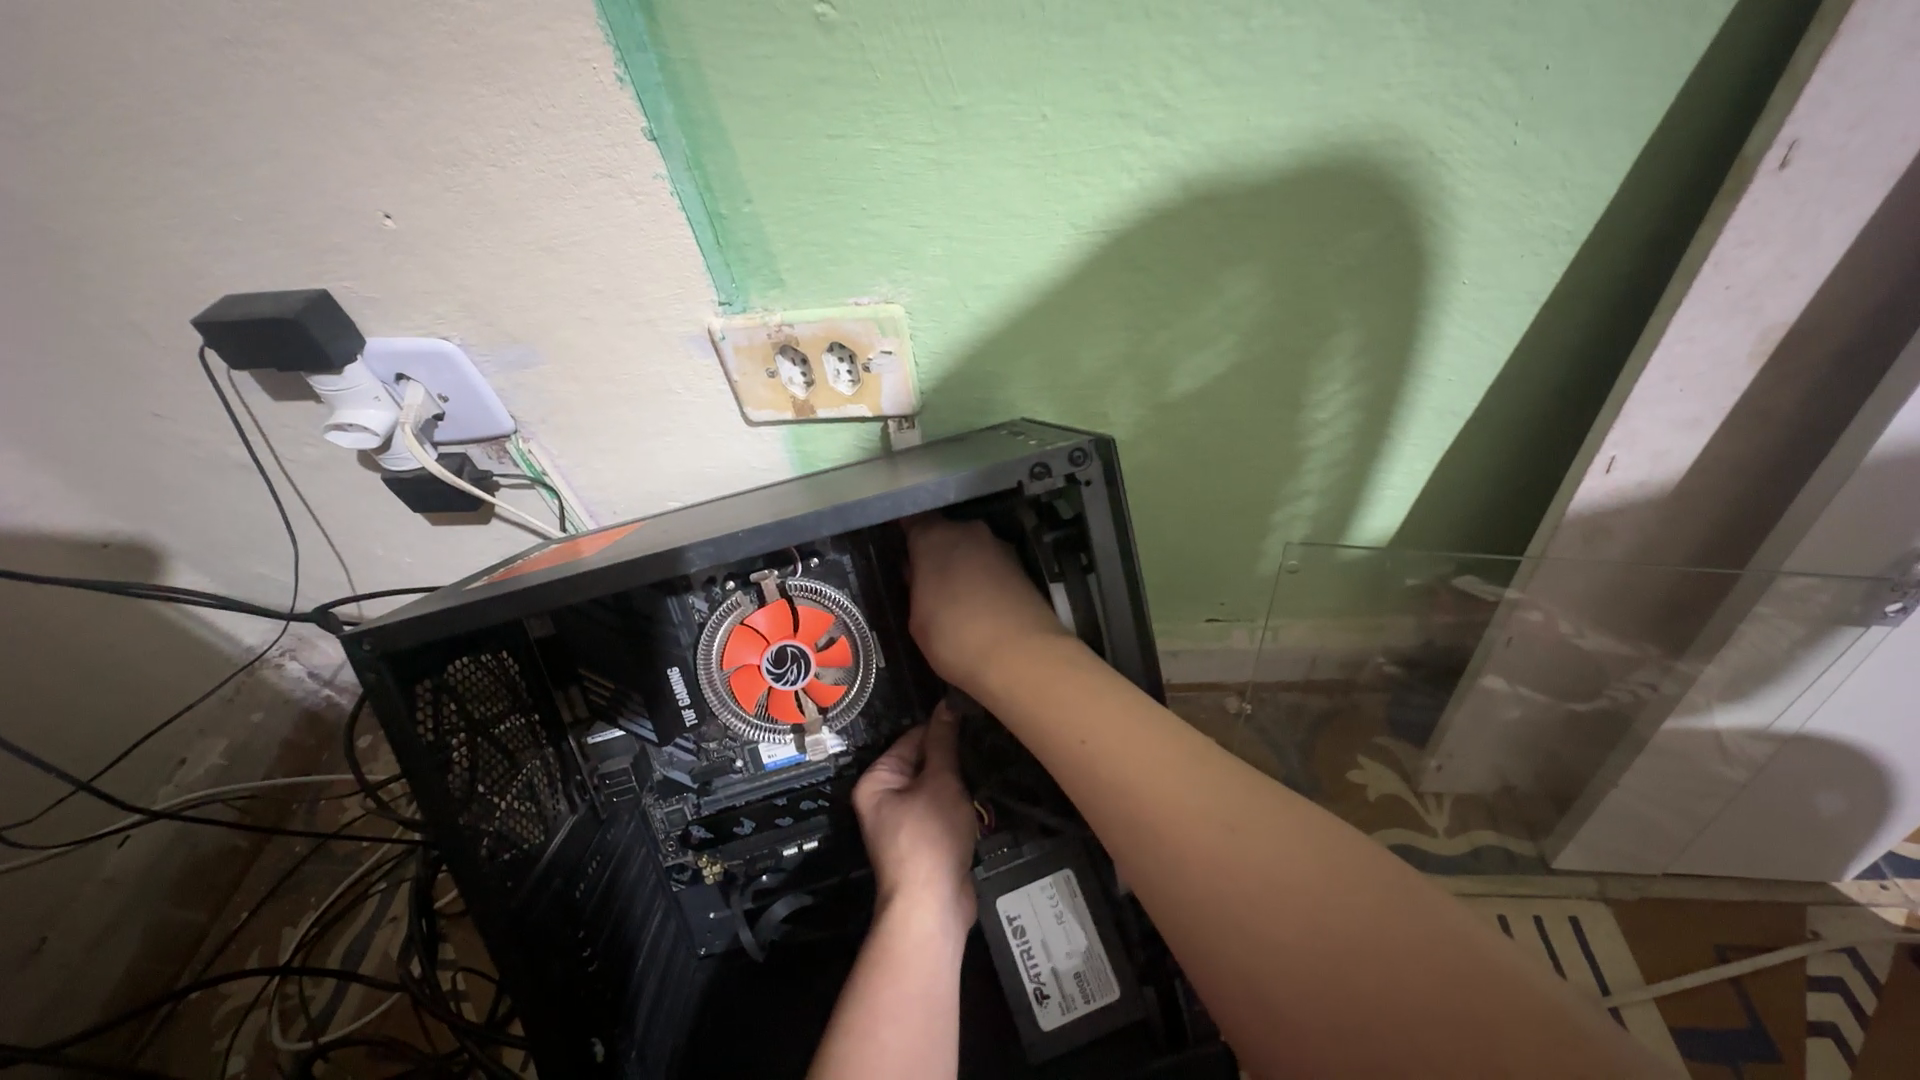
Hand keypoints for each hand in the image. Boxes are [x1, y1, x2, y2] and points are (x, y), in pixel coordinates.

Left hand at [851, 703, 977, 936]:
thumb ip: (944, 743)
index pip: (912, 738)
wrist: (932, 906)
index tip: (975, 716)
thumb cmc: (931, 836)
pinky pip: (941, 809)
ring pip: (935, 787)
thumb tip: (947, 705)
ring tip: (989, 763)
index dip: (942, 728)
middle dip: (952, 757)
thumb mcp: (940, 782)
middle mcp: (883, 798)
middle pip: (922, 762)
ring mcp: (903, 822)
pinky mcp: (923, 840)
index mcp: (877, 780)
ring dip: (958, 781)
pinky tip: (982, 796)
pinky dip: (959, 803)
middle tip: (987, 739)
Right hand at [905, 518, 1070, 693]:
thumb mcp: (917, 619)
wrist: (1022, 657)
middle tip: (926, 583)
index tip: (900, 554)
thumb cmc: (954, 637)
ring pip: (971, 549)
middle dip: (936, 554)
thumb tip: (920, 576)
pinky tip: (982, 607)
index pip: (913, 521)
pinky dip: (985, 579)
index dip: (906, 537)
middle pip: (945, 534)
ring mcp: (1000, 546)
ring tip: (956, 600)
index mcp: (934, 537)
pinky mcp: (1022, 567)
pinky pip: (992, 566)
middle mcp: (968, 531)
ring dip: (962, 566)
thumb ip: (916, 589)